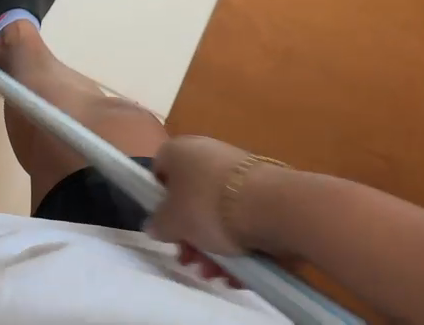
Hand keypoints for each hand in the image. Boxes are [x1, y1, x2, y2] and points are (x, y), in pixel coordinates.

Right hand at [149, 136, 259, 259]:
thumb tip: (153, 226)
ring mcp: (234, 168)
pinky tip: (240, 270)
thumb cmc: (208, 206)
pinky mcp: (261, 186)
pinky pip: (241, 215)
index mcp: (176, 150)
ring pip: (216, 210)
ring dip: (214, 244)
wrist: (270, 205)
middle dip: (190, 234)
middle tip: (192, 260)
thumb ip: (159, 225)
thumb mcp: (172, 222)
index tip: (167, 229)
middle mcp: (203, 151)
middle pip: (189, 196)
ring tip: (218, 274)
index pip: (159, 173)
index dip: (159, 203)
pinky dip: (239, 241)